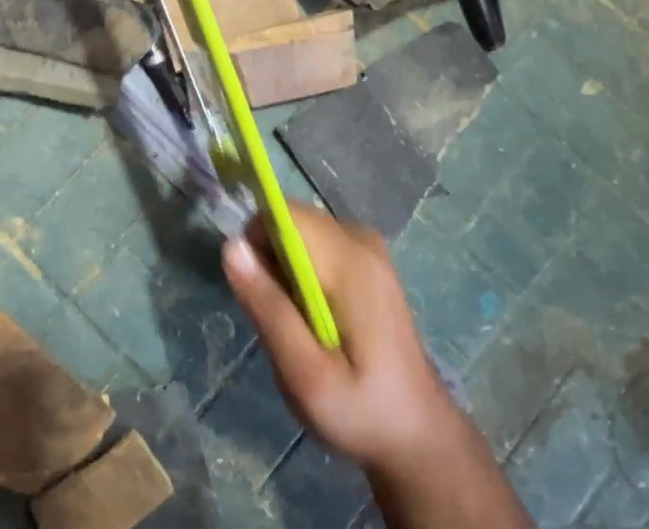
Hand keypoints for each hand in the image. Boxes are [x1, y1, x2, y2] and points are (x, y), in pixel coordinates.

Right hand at [222, 203, 463, 471]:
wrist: (417, 435)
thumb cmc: (359, 410)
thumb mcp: (304, 374)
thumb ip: (268, 307)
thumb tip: (231, 246)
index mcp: (351, 265)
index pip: (284, 214)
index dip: (256, 242)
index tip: (255, 290)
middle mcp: (362, 243)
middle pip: (290, 220)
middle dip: (267, 258)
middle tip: (275, 316)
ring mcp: (368, 251)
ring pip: (299, 232)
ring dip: (280, 268)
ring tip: (293, 321)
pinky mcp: (367, 263)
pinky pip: (314, 245)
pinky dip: (298, 272)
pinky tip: (309, 315)